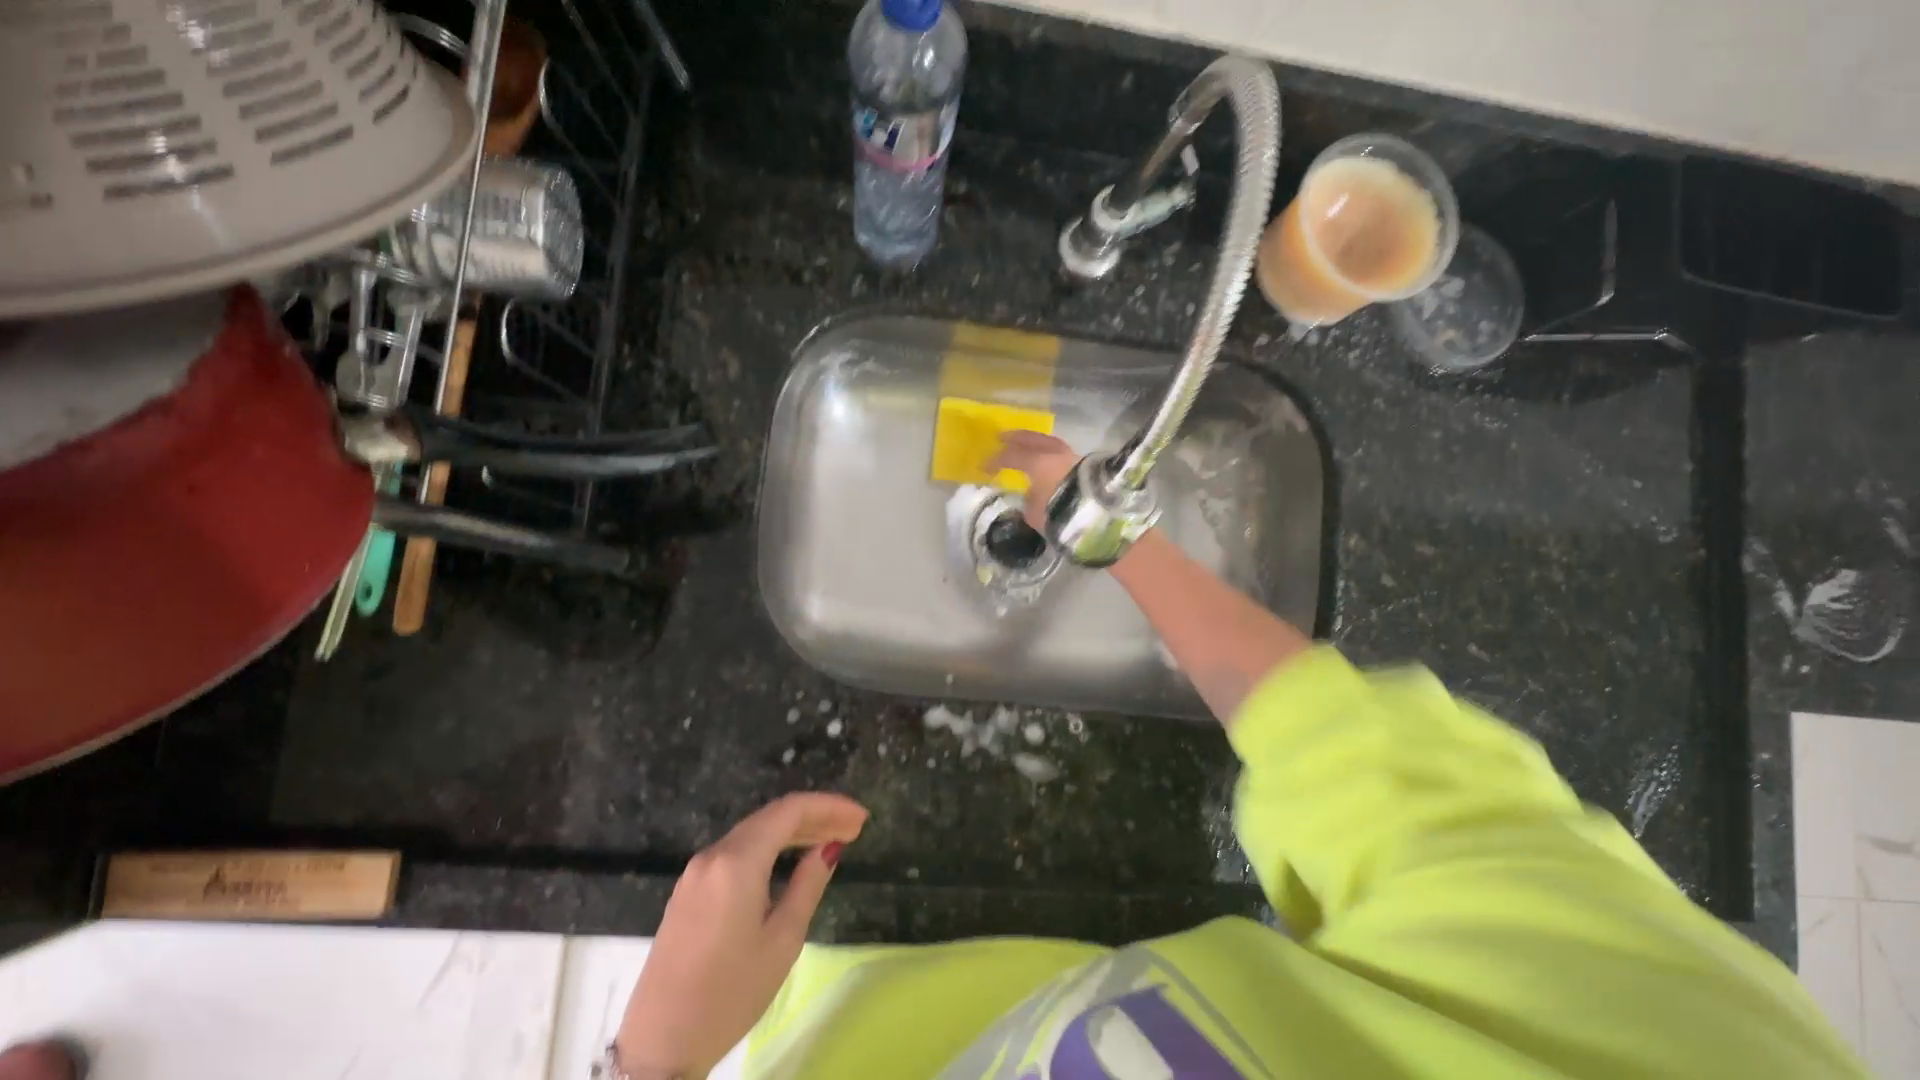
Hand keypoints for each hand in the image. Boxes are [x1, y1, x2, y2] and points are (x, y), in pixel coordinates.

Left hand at [615, 793, 868, 1077]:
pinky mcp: (689, 892)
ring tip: (831, 842)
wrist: (661, 1041)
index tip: (861, 818)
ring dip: (793, 832)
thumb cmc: (730, 993)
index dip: (829, 806)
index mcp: (736, 862)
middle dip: (815, 817)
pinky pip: (736, 853)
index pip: (789, 811)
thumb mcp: (782, 940)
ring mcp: (695, 873)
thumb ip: (807, 885)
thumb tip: (828, 849)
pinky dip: (769, 849)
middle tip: (854, 829)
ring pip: (752, 834)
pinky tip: (791, 861)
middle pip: (770, 818)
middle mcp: (713, 855)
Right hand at [988, 430, 1080, 530]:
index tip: (984, 466)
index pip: (1012, 456)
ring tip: (1029, 446)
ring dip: (1038, 443)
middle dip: (1018, 438)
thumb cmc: (1061, 511)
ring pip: (1052, 443)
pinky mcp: (1087, 467)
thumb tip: (1031, 497)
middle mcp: (1056, 455)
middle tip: (1004, 437)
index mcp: (1038, 462)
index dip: (996, 460)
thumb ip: (1030, 502)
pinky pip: (1063, 454)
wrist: (1099, 514)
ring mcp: (1073, 458)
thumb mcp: (1036, 514)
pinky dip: (1052, 454)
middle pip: (1034, 439)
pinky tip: (1050, 462)